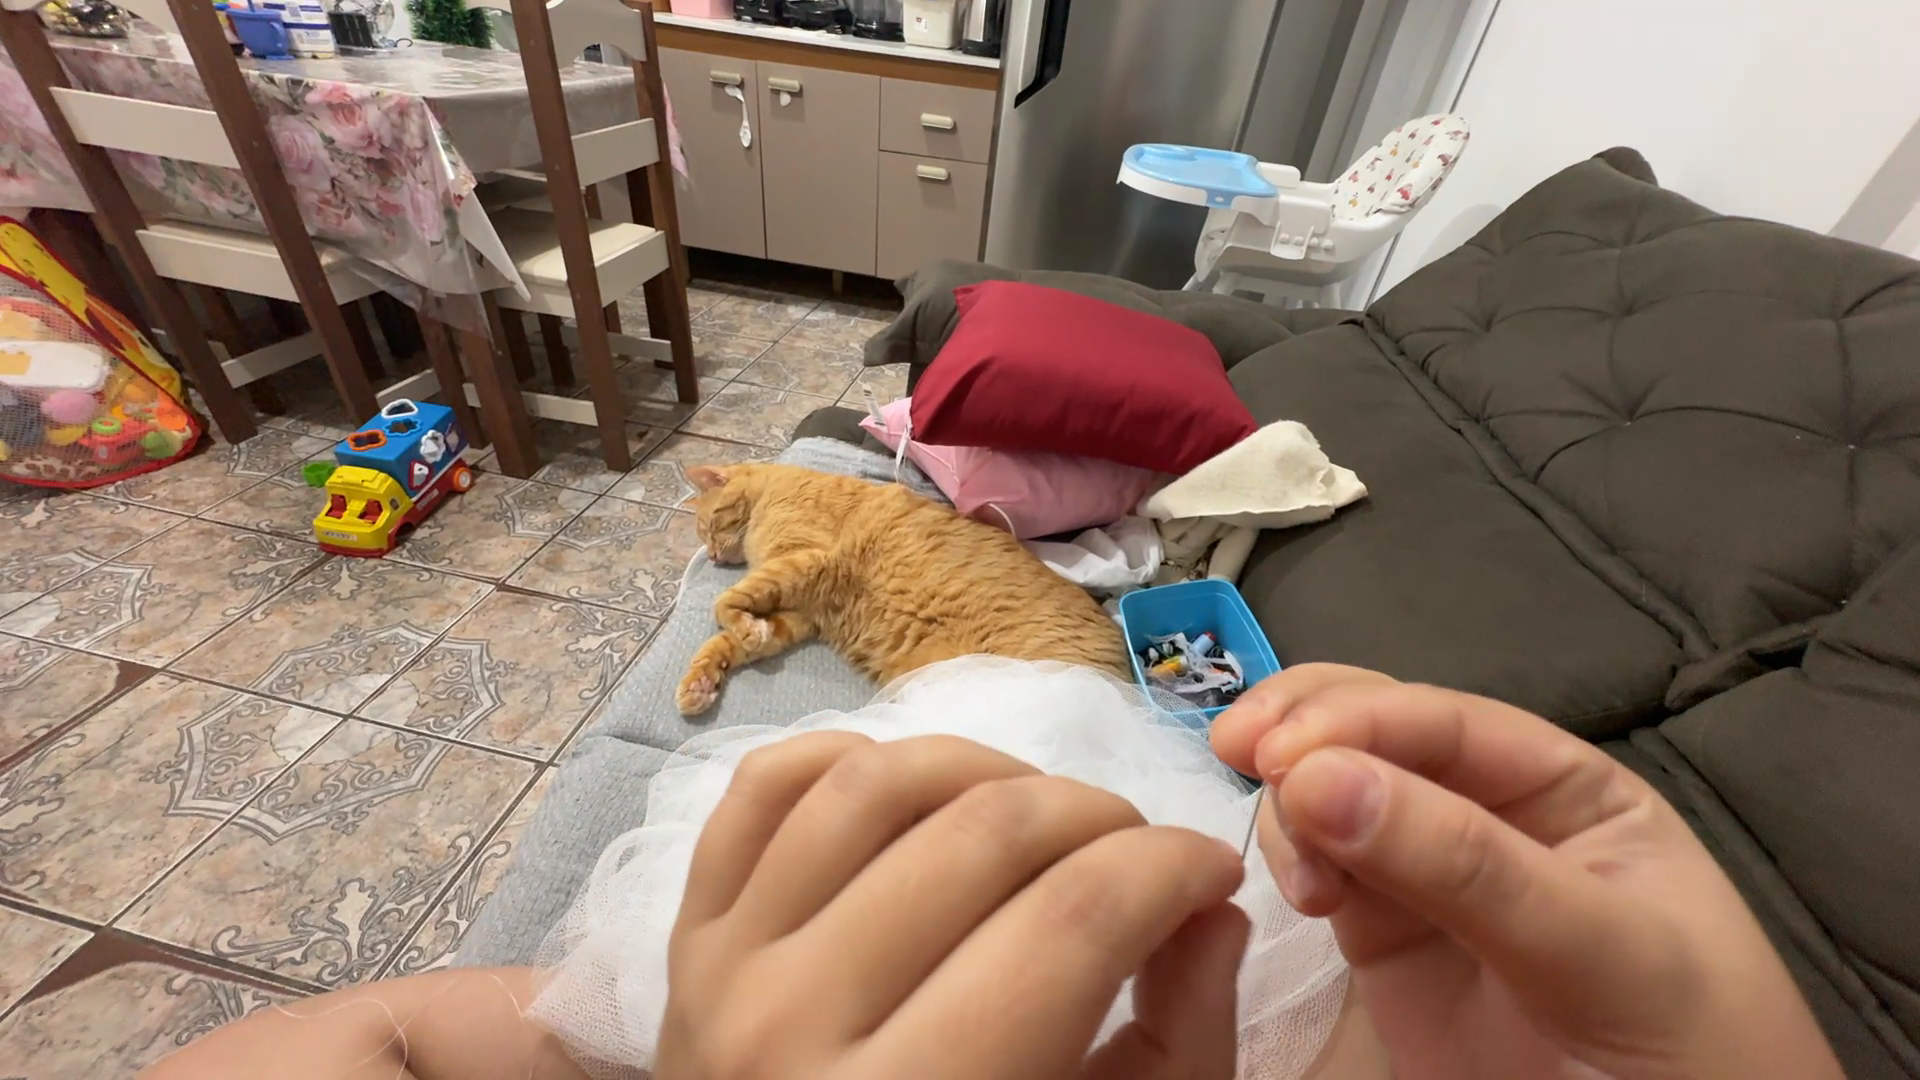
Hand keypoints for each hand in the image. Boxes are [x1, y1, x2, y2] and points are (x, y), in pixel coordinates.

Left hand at [656, 732, 1249, 1079]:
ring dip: (981, 764)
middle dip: (1093, 813)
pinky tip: (911, 784)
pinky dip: (845, 753)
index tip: (1209, 864)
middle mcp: (791, 1031)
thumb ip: (1177, 1046)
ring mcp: (722, 964)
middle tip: (1133, 840)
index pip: (1068, 927)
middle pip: (979, 839)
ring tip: (1033, 802)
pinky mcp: (689, 925)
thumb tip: (1210, 904)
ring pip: (872, 785)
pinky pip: (763, 785)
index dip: (1166, 869)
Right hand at [1212, 665, 1844, 1079]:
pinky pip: (1308, 845)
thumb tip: (1310, 777)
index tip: (1277, 753)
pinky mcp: (1368, 908)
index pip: (1441, 719)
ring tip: (1301, 880)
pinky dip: (1284, 849)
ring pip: (1323, 778)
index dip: (1353, 720)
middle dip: (1297, 726)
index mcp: (1559, 782)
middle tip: (1233, 746)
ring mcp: (1415, 854)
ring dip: (1288, 801)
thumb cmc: (1677, 1065)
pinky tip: (1302, 896)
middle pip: (1366, 723)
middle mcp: (1479, 800)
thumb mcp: (1602, 961)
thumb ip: (1464, 864)